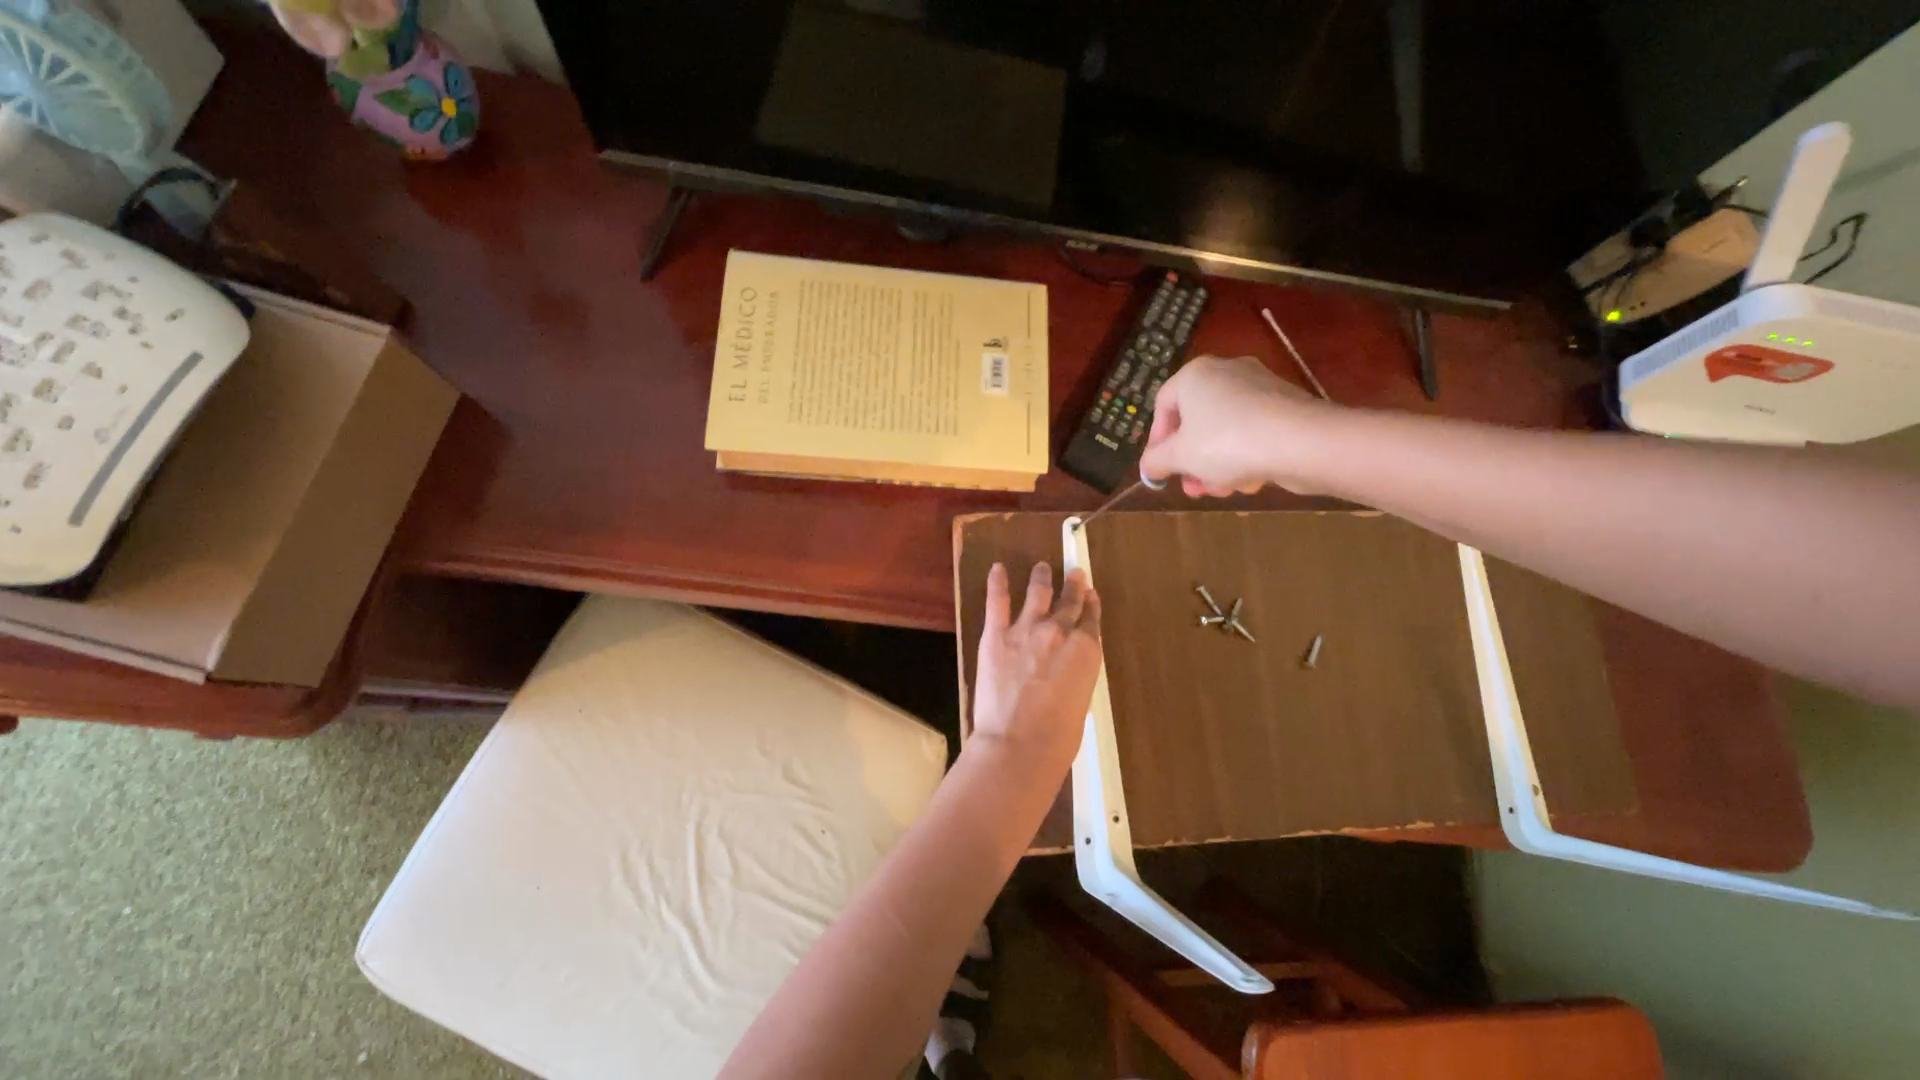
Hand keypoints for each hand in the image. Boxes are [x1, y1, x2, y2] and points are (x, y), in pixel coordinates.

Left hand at [971, 562, 1102, 769]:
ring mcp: (1026, 630)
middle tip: (1074, 573)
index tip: (1091, 594)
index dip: (1091, 605)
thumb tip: (1066, 673)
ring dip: (1041, 579)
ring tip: (1041, 568)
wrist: (1018, 744)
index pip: (1091, 620)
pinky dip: (997, 583)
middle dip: (1073, 586)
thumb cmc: (1058, 738)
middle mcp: (1059, 633)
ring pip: (1037, 594)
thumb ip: (1075, 678)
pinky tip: (996, 569)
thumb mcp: (1080, 704)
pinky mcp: (995, 635)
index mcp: (1086, 652)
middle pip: (1069, 603)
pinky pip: (997, 602)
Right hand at [1138, 355, 1330, 496]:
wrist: (1302, 441)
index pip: (1163, 405)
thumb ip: (1157, 461)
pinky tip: (1250, 481)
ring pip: (1226, 431)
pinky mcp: (1285, 405)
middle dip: (1192, 461)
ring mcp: (1259, 386)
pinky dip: (1246, 456)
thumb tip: (1148, 466)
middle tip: (1193, 488)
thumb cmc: (1228, 443)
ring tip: (1224, 492)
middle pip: (1197, 421)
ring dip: (1218, 465)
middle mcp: (1226, 372)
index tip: (1161, 469)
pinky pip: (1254, 432)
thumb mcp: (1180, 457)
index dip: (1157, 441)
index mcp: (1195, 375)